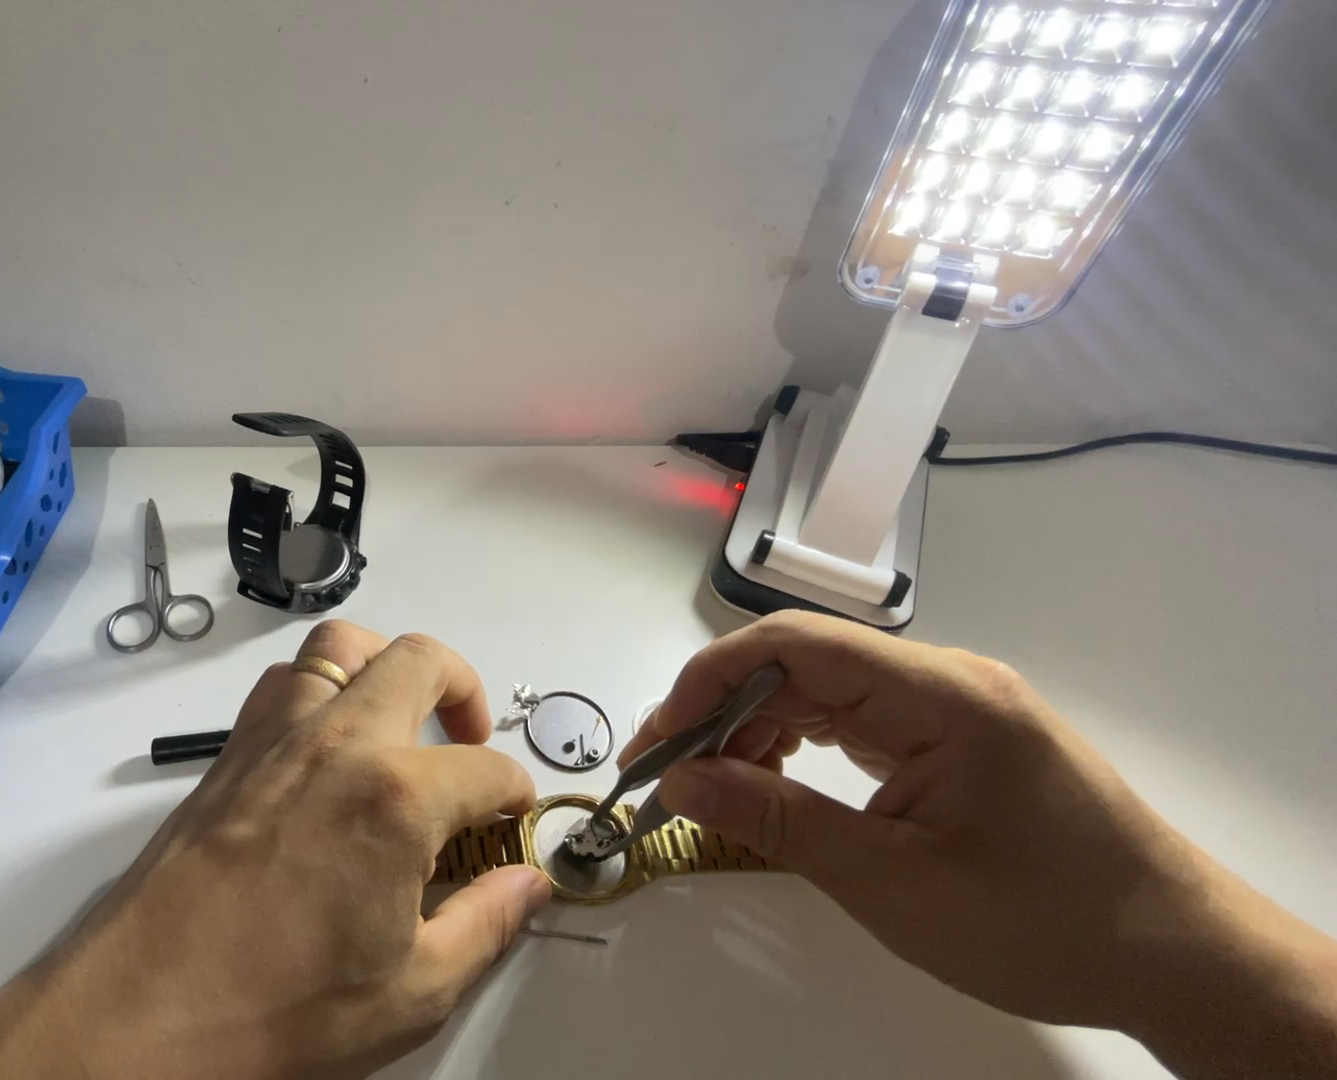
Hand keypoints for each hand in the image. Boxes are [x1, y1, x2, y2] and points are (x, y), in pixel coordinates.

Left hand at [0, 621, 547, 1079]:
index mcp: (395, 797)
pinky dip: (321, 683)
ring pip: (342, 644)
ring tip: (399, 715)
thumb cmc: (277, 1010)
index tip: (513, 814)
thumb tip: (528, 885)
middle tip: (470, 738)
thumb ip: (486, 925)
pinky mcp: (234, 747)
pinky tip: (329, 737)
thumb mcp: (412, 991)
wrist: (143, 1014)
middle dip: (465, 688)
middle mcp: (340, 740)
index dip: (515, 792)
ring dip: (385, 664)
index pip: (487, 769)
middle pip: (422, 660)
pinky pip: (286, 679)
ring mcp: (280, 732)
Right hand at [623, 611, 1336, 1076]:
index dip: (711, 678)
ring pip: (811, 684)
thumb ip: (775, 822)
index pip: (795, 645)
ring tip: (705, 779)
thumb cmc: (1047, 927)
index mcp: (941, 695)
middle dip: (717, 708)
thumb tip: (679, 783)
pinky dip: (788, 739)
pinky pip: (842, 712)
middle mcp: (939, 677)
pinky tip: (762, 775)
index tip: (662, 738)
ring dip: (748, 725)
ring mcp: (942, 699)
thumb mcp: (893, 884)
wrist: (1184, 963)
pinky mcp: (941, 727)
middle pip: (795, 661)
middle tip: (663, 766)